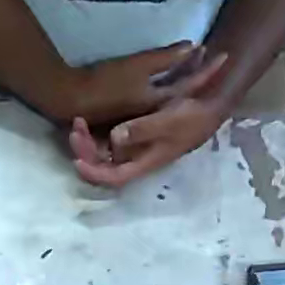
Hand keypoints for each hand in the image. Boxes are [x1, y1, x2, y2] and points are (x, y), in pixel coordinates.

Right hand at [64, 42, 228, 126]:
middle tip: (208, 59)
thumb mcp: (138, 67)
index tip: (224, 54)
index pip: (191, 85)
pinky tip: (165, 80)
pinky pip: (155, 101)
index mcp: (159, 102)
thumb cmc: (106, 84)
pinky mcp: (128, 114)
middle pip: (182, 95)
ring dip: (180, 82)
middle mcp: (155, 112)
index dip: (208, 69)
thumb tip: (191, 47)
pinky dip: (163, 89)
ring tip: (191, 66)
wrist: (73, 100)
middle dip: (197, 77)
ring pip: (169, 99)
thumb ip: (166, 59)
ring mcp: (141, 114)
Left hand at [70, 93, 226, 187]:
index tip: (77, 162)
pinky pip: (107, 142)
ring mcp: (134, 149)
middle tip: (74, 130)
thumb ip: (142, 129)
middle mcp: (135, 160)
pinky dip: (95, 133)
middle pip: (103, 165)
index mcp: (144, 163)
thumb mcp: (169, 120)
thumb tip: (116, 137)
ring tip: (77, 123)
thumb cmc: (192, 117)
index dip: (94, 173)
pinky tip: (86, 120)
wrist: (210, 107)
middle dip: (85, 152)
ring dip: (87, 142)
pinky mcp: (134, 136)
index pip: (114, 177)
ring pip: (102, 153)